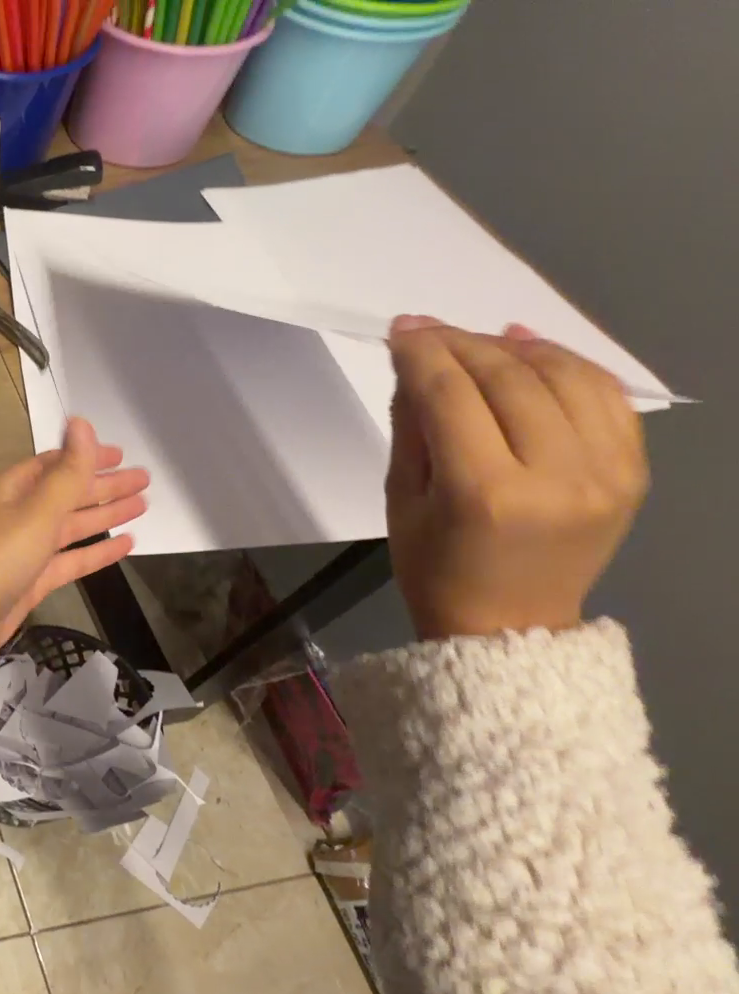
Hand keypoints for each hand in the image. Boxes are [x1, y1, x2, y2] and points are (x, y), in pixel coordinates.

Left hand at [0, 418, 149, 708]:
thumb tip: (80, 422)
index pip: (52, 464)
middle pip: (65, 493)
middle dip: (102, 485)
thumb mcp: (34, 514)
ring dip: (104, 515)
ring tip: (143, 505)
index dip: (85, 457)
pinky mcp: (29, 582)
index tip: (121, 454)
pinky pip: (69, 560)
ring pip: (70, 526)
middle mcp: (15, 516)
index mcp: (9, 491)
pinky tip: (125, 545)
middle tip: (145, 479)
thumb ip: (65, 474)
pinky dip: (96, 552)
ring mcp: (22, 550)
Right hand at [386, 315, 647, 639]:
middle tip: (426, 329)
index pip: (451, 397)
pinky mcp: (633, 471)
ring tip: (477, 337)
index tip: (400, 330)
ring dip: (515, 347)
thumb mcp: (401, 500)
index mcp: (481, 493)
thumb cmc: (435, 568)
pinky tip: (531, 348)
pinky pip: (605, 398)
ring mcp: (605, 473)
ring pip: (564, 378)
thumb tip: (415, 368)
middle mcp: (554, 477)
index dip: (423, 354)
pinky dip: (569, 364)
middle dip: (461, 344)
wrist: (509, 624)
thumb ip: (414, 429)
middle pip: (509, 380)